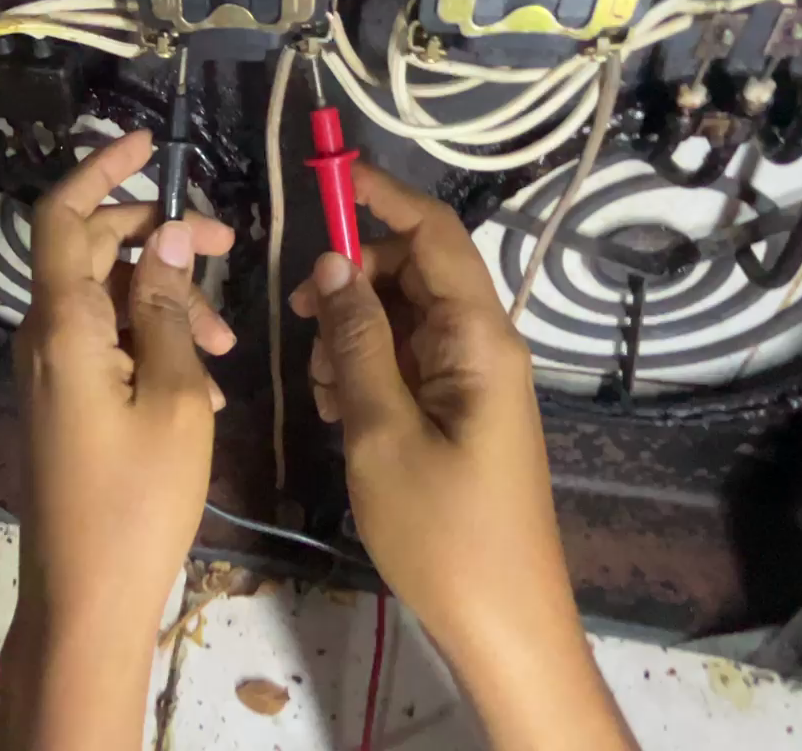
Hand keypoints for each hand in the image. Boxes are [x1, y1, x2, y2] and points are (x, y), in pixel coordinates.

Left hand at [0, 130, 233, 750]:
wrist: (86, 597)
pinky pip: (109, 340)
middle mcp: (45, 333)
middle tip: (223, 245)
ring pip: (110, 296)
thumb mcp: (175, 395)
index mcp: (63, 323)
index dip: (101, 169)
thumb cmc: (139, 500)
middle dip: (159, 237)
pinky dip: (153, 340)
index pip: (64, 215)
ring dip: (167, 300)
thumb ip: (165, 307)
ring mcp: (52, 365)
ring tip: (227, 345)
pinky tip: (203, 379)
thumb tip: (165, 236)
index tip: (149, 143)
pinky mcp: (66, 394)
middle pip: (94, 248)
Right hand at [289, 163, 633, 750]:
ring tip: (324, 388)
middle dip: (351, 283)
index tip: (329, 176)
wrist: (500, 625)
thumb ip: (357, 340)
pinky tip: (339, 408)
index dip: (384, 197)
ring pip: (398, 317)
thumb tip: (333, 264)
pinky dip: (363, 367)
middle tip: (301, 318)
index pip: (434, 235)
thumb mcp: (382, 429)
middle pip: (409, 273)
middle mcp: (478, 345)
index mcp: (477, 339)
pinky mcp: (452, 407)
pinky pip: (401, 359)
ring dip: (350, 333)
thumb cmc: (443, 530)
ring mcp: (466, 378)